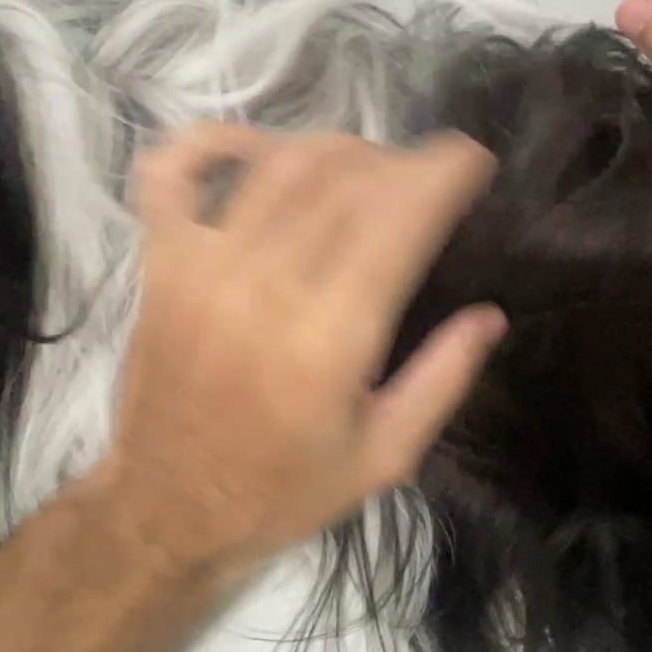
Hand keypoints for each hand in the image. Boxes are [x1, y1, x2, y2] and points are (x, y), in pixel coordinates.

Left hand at [94, 123, 504, 567]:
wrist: (168, 510)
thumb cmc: (283, 491)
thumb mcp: (383, 457)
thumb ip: (442, 380)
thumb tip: (490, 315)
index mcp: (331, 337)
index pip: (398, 219)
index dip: (443, 173)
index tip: (474, 159)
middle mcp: (266, 284)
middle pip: (348, 179)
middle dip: (405, 161)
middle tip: (430, 175)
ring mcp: (203, 265)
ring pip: (282, 164)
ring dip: (340, 149)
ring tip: (371, 167)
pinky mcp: (161, 263)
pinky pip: (174, 173)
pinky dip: (215, 140)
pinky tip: (259, 147)